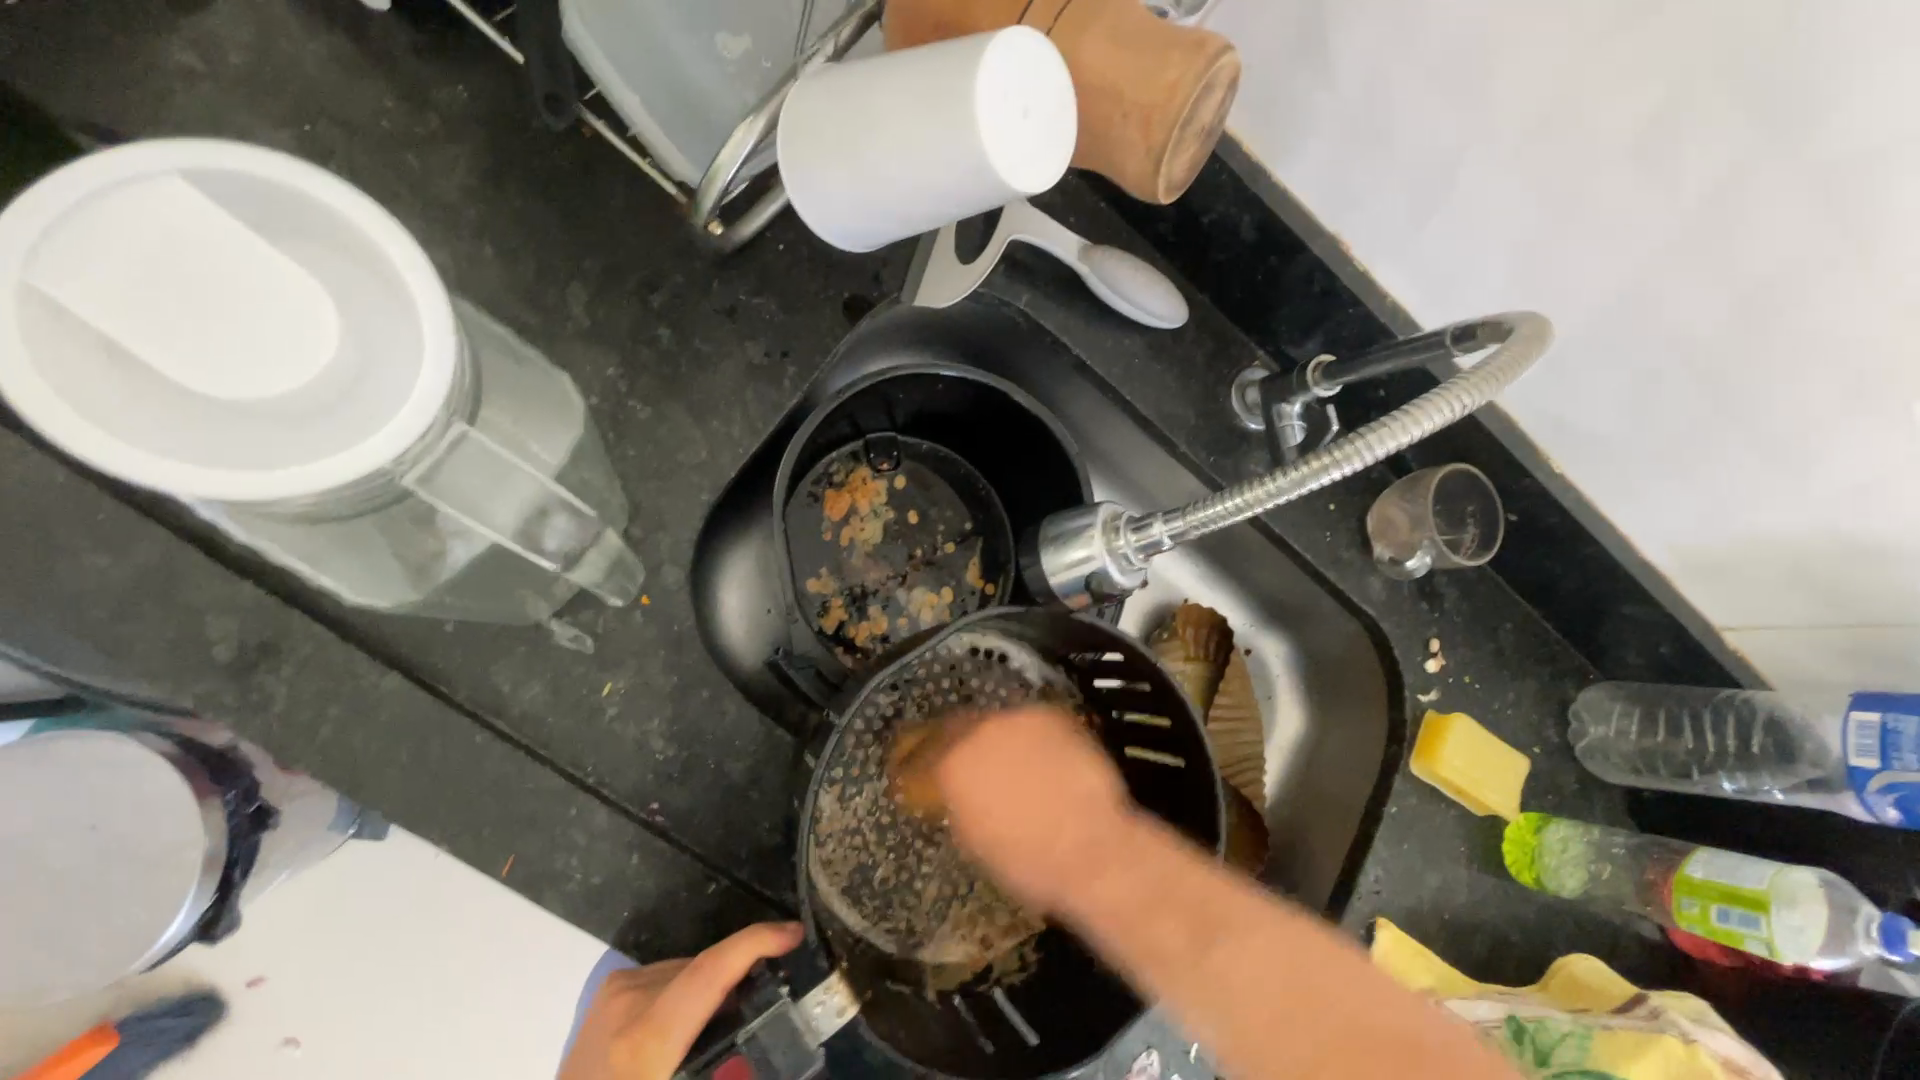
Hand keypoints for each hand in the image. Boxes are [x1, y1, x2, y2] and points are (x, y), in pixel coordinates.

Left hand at [558, 922, 804, 1079]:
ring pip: (687, 972)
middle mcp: (629, 1003)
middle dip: (744, 978)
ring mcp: (613, 994)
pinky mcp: (605, 995)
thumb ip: (727, 1066)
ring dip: (713, 991)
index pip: (710, 971)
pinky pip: (665, 979)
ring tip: (726, 1029)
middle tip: (775, 1006)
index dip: (756, 943)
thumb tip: (763, 1056)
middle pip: (705, 970)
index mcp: (646, 1040)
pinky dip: (687, 995)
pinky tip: (689, 1029)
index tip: (795, 933)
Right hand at [930, 705, 1136, 910]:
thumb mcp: (975, 842)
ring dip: (992, 738)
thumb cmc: (1028, 862)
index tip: (915, 774)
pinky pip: (1030, 722)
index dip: (915, 766)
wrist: (1092, 847)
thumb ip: (957, 807)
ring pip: (994, 722)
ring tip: (1002, 758)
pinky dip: (1027, 736)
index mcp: (950, 766)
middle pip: (954, 728)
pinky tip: (1037, 756)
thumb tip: (955, 796)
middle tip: (957, 758)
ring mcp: (1017, 719)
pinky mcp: (1053, 716)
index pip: (920, 758)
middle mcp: (977, 732)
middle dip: (952, 743)